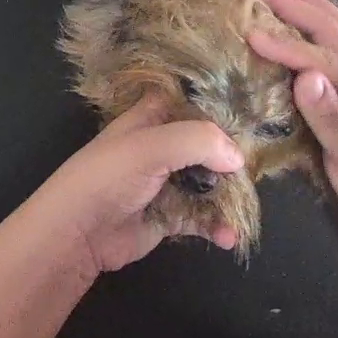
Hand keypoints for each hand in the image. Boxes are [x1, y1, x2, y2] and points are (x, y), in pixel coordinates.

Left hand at [24, 93, 244, 276]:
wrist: (77, 231)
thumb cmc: (108, 176)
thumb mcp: (150, 146)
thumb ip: (197, 141)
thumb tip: (238, 157)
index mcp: (154, 114)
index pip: (197, 101)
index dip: (226, 107)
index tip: (259, 117)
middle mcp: (164, 142)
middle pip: (211, 144)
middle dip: (234, 159)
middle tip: (257, 172)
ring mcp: (168, 179)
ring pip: (211, 181)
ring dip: (229, 197)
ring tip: (242, 212)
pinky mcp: (170, 214)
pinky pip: (203, 216)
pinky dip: (216, 225)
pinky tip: (226, 237)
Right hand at [247, 0, 337, 244]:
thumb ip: (330, 118)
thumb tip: (305, 75)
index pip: (328, 62)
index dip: (291, 48)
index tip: (253, 36)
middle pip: (334, 33)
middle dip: (297, 5)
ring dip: (311, 6)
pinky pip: (334, 51)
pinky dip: (317, 27)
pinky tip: (306, 17)